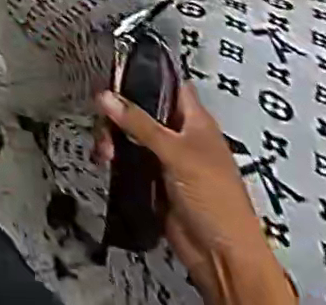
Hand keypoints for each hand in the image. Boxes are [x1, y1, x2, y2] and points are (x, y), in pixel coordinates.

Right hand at [98, 85, 296, 304]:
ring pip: (130, 133)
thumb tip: (107, 97)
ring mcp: (164, 158)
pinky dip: (113, 157)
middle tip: (104, 119)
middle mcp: (178, 134)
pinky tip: (104, 161)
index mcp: (194, 119)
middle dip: (119, 111)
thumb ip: (140, 123)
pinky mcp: (152, 180)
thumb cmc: (214, 197)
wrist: (220, 256)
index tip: (117, 70)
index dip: (146, 73)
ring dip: (112, 136)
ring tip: (105, 151)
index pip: (169, 83)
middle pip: (142, 108)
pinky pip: (127, 159)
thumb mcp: (176, 153)